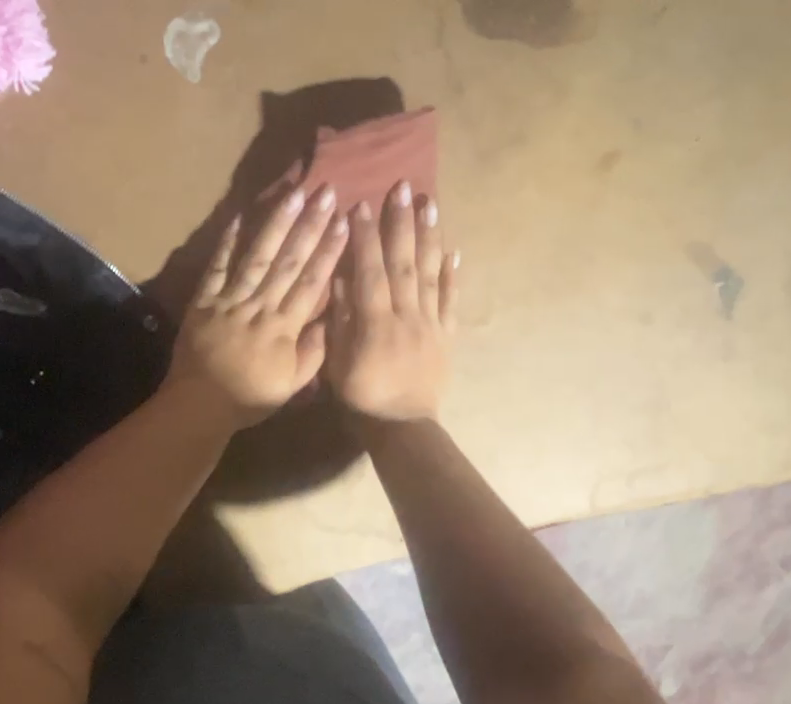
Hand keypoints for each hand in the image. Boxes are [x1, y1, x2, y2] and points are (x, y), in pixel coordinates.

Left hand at [165, 185, 350, 427]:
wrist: (199, 405)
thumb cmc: (249, 399)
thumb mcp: (291, 386)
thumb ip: (313, 353)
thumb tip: (331, 320)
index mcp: (284, 328)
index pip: (312, 282)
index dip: (329, 250)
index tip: (344, 222)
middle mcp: (260, 307)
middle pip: (289, 261)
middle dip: (310, 225)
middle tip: (326, 191)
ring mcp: (230, 301)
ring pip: (258, 256)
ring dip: (277, 223)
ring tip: (294, 194)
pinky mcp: (203, 302)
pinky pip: (217, 267)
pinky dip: (227, 242)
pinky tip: (240, 216)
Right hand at [325, 182, 458, 422]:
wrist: (401, 430)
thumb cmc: (361, 400)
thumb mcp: (337, 364)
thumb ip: (340, 322)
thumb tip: (341, 281)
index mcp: (375, 324)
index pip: (369, 271)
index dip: (365, 238)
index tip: (361, 205)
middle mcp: (406, 316)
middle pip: (404, 263)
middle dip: (401, 224)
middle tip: (403, 186)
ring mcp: (430, 325)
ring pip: (430, 274)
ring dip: (430, 237)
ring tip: (430, 203)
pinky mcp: (446, 337)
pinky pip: (451, 301)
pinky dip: (452, 275)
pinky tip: (453, 249)